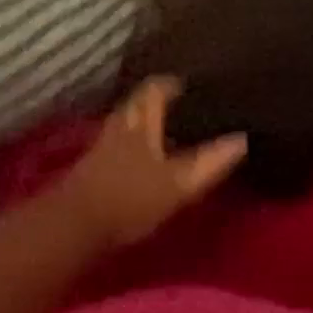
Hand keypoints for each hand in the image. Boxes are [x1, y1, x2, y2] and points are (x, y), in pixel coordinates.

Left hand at [53, 76, 247, 249]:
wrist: (70, 230)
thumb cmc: (129, 198)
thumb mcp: (178, 183)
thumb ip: (210, 161)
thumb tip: (242, 138)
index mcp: (140, 121)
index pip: (155, 88)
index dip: (172, 83)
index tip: (190, 83)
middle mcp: (119, 126)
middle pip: (137, 104)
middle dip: (157, 102)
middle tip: (181, 106)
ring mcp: (101, 148)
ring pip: (126, 124)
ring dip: (143, 124)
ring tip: (166, 131)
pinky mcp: (90, 171)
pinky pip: (117, 145)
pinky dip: (132, 146)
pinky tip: (143, 161)